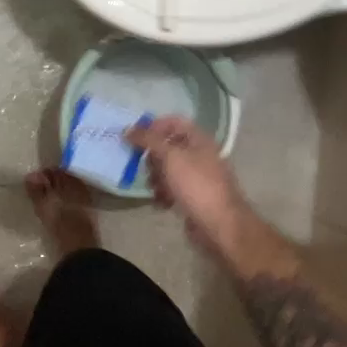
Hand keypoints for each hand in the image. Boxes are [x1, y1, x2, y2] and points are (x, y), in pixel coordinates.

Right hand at [126, 116, 258, 255]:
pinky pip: (172, 189)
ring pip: (168, 170)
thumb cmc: (196, 185)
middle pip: (168, 147)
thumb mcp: (171, 157)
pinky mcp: (192, 196)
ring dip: (156, 178)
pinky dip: (164, 194)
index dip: (153, 126)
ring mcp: (197, 177)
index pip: (173, 122)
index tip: (135, 138)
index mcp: (199, 140)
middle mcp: (199, 155)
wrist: (219, 224)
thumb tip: (127, 129)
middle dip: (153, 158)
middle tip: (146, 168)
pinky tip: (162, 203)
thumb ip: (149, 140)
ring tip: (156, 189)